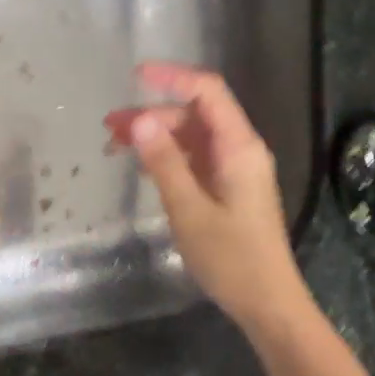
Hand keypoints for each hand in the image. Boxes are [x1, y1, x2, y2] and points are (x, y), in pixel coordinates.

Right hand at [105, 63, 305, 327]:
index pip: (207, 93)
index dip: (172, 78)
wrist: (265, 299)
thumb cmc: (230, 258)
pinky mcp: (229, 192)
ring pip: (193, 140)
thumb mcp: (189, 210)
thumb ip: (164, 164)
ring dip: (157, 138)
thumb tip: (139, 121)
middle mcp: (240, 151)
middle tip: (108, 130)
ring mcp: (235, 172)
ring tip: (115, 147)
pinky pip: (196, 162)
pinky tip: (143, 169)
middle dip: (153, 114)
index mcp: (238, 147)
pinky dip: (168, 159)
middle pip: (196, 116)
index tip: (134, 76)